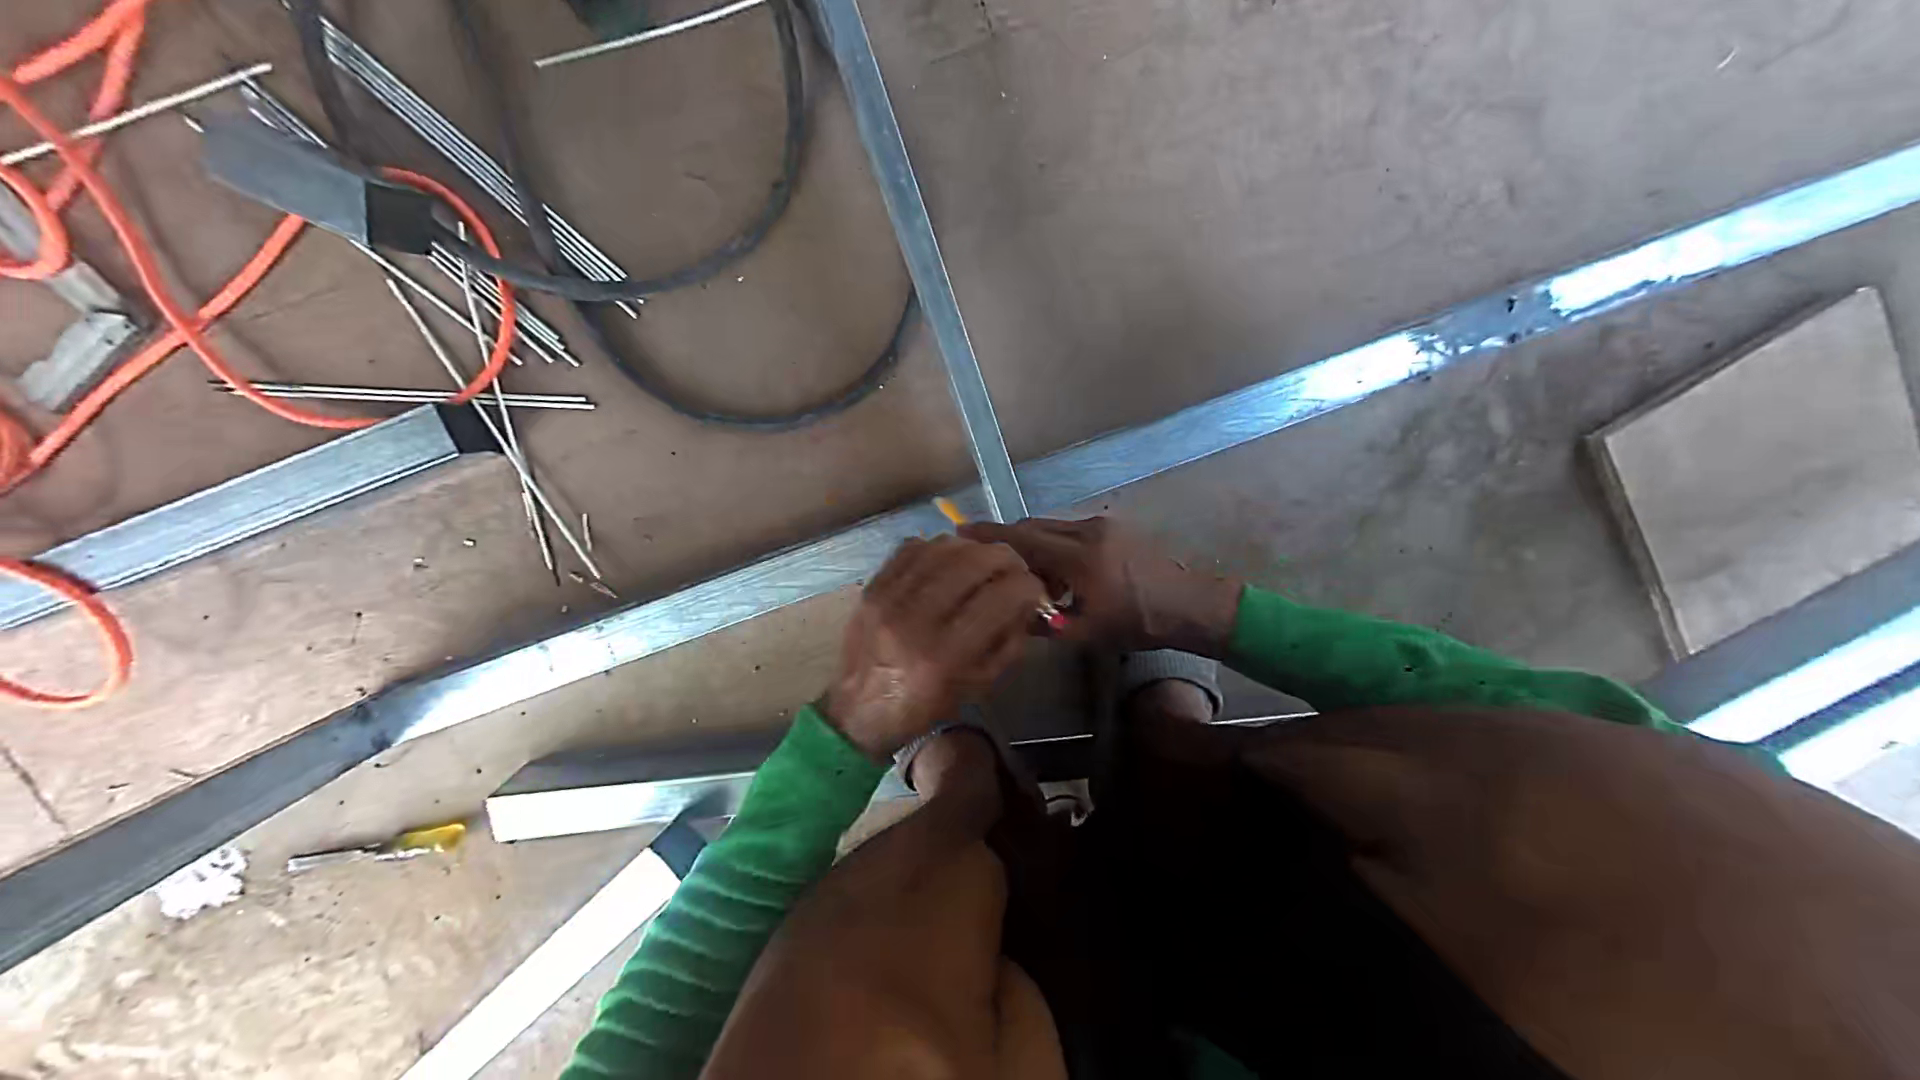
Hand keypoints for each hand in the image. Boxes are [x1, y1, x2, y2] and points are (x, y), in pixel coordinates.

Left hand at [822, 535, 1048, 758]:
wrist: (858, 709)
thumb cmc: (924, 706)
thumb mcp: (979, 685)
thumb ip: (1009, 640)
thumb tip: (1028, 599)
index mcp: (945, 655)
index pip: (1002, 596)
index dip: (1029, 587)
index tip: (1034, 591)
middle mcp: (916, 618)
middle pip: (976, 560)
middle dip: (1007, 560)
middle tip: (1014, 571)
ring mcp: (890, 596)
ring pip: (946, 546)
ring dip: (975, 550)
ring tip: (983, 565)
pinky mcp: (873, 585)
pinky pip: (915, 547)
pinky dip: (940, 549)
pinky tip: (949, 564)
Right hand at [958, 516, 1241, 654]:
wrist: (1190, 605)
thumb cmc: (1138, 622)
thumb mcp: (1087, 633)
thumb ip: (1046, 624)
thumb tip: (1015, 615)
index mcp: (1078, 556)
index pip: (1023, 538)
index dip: (989, 536)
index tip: (961, 532)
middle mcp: (1086, 531)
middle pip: (1033, 527)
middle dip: (1009, 541)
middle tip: (991, 561)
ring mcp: (1101, 526)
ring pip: (1051, 527)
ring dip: (1034, 546)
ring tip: (1030, 577)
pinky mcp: (1113, 528)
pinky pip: (1070, 531)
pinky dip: (1055, 546)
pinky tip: (1059, 574)